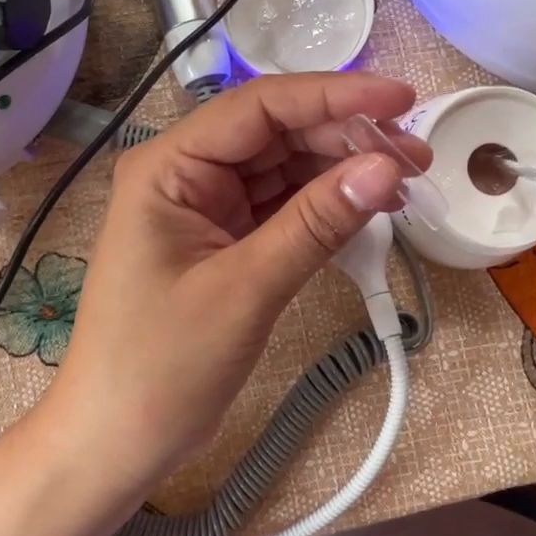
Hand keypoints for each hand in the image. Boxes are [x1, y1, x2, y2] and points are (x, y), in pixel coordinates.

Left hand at [44, 73, 426, 485]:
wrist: (117, 440)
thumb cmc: (162, 365)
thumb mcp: (246, 288)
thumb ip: (316, 224)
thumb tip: (386, 167)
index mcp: (169, 167)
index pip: (259, 107)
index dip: (334, 95)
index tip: (401, 98)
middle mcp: (185, 174)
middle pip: (276, 133)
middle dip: (346, 136)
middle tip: (417, 154)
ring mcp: (204, 209)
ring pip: (284, 168)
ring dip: (341, 170)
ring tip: (406, 180)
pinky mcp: (222, 242)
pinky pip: (281, 207)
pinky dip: (324, 207)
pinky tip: (368, 208)